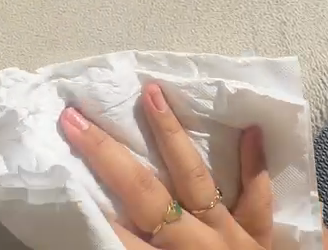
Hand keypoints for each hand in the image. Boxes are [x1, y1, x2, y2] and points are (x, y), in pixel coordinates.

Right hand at [60, 84, 273, 248]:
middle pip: (145, 194)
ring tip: (151, 92)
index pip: (120, 235)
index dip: (90, 206)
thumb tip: (110, 240)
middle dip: (108, 155)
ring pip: (195, 178)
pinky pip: (259, 197)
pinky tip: (251, 129)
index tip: (61, 165)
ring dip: (170, 134)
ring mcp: (232, 239)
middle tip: (75, 118)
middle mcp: (197, 248)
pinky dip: (255, 164)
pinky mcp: (265, 238)